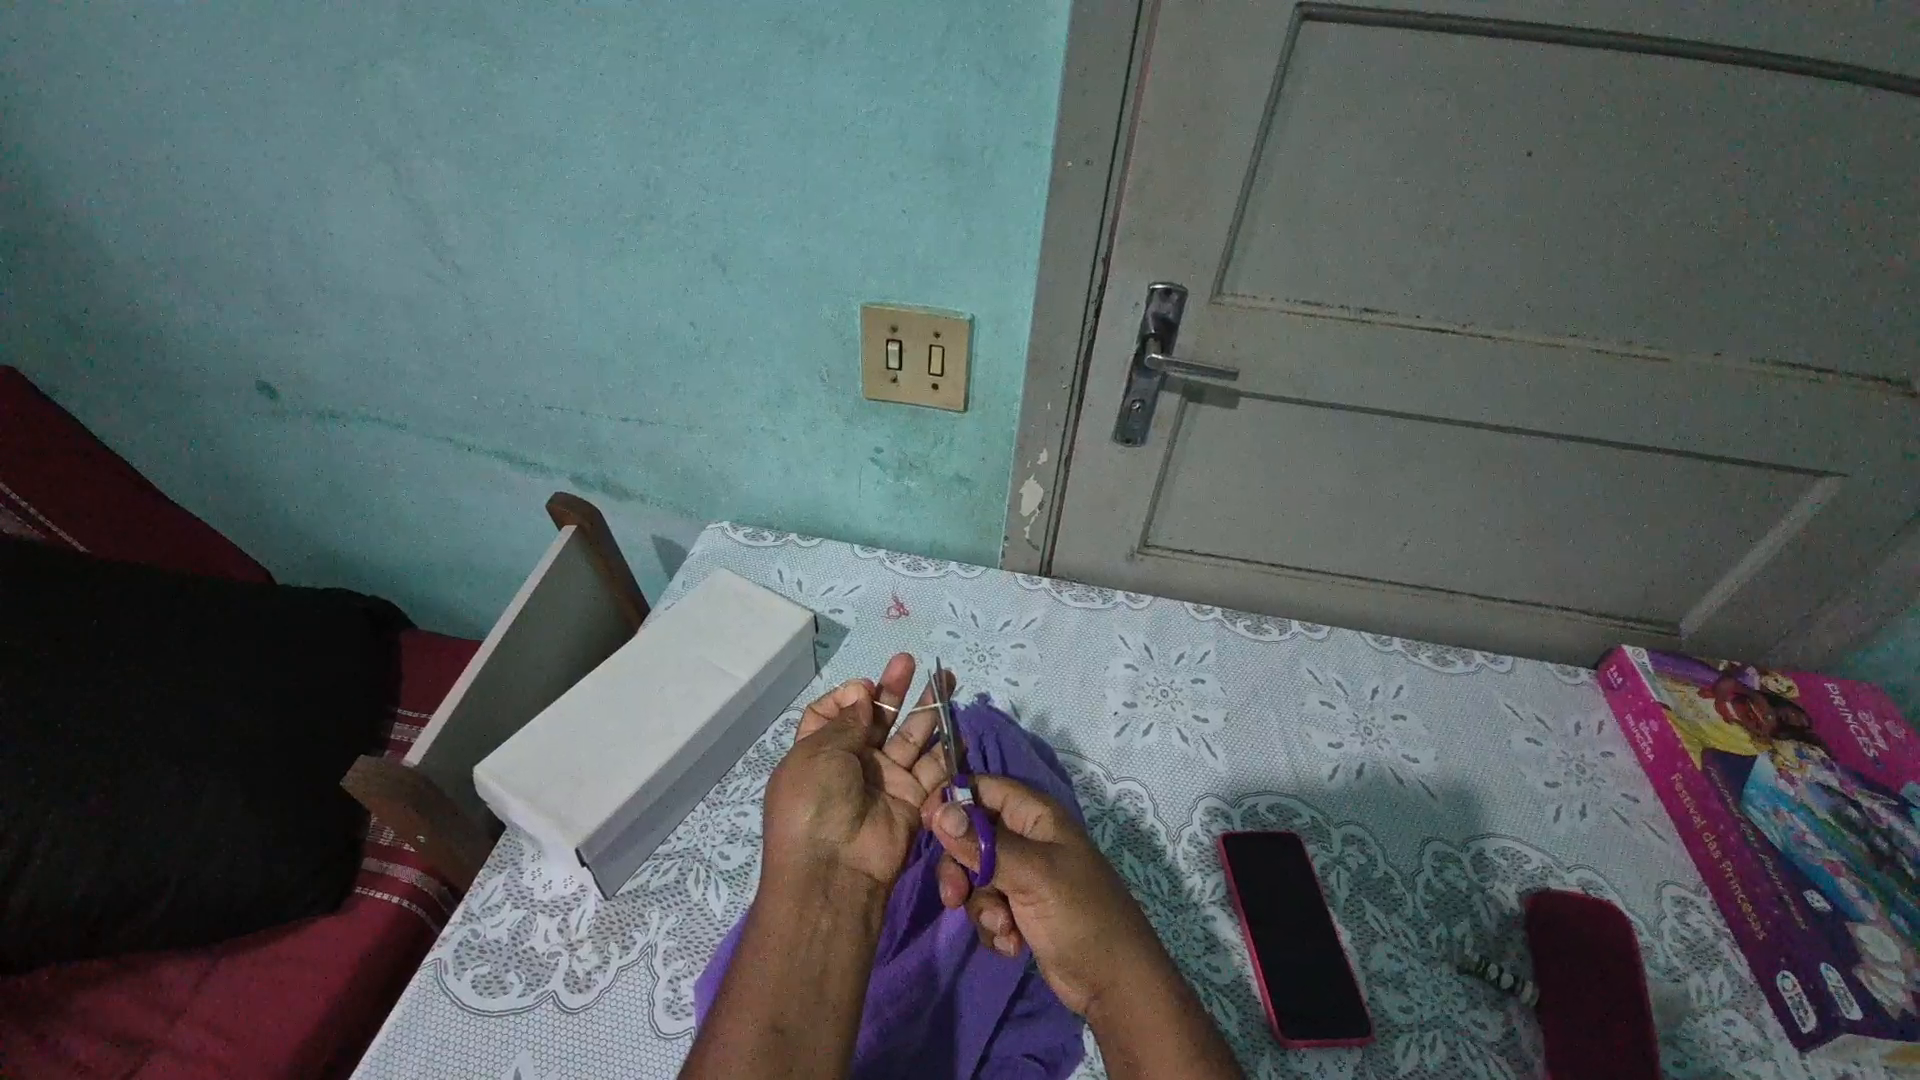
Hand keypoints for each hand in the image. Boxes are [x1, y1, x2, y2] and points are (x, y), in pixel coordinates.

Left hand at [761, 654, 954, 889]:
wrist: (834, 870)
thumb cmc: (814, 803)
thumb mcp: (817, 754)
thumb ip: (846, 721)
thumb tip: (861, 692)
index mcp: (818, 752)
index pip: (833, 714)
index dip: (848, 696)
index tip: (865, 687)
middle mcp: (852, 763)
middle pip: (876, 719)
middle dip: (893, 689)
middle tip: (910, 661)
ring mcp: (884, 781)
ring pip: (909, 737)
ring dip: (927, 709)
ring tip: (945, 678)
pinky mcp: (912, 800)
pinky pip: (933, 769)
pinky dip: (947, 749)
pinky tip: (959, 726)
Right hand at [924, 774, 1170, 1016]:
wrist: (1114, 984)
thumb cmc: (1081, 915)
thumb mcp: (1033, 876)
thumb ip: (984, 845)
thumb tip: (939, 810)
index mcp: (1036, 815)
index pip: (983, 788)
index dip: (952, 800)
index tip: (926, 823)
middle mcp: (1027, 839)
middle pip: (970, 836)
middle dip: (961, 868)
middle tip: (955, 896)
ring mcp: (1023, 874)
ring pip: (975, 876)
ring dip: (982, 906)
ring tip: (1004, 928)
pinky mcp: (1019, 908)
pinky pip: (986, 906)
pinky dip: (993, 926)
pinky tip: (1013, 944)